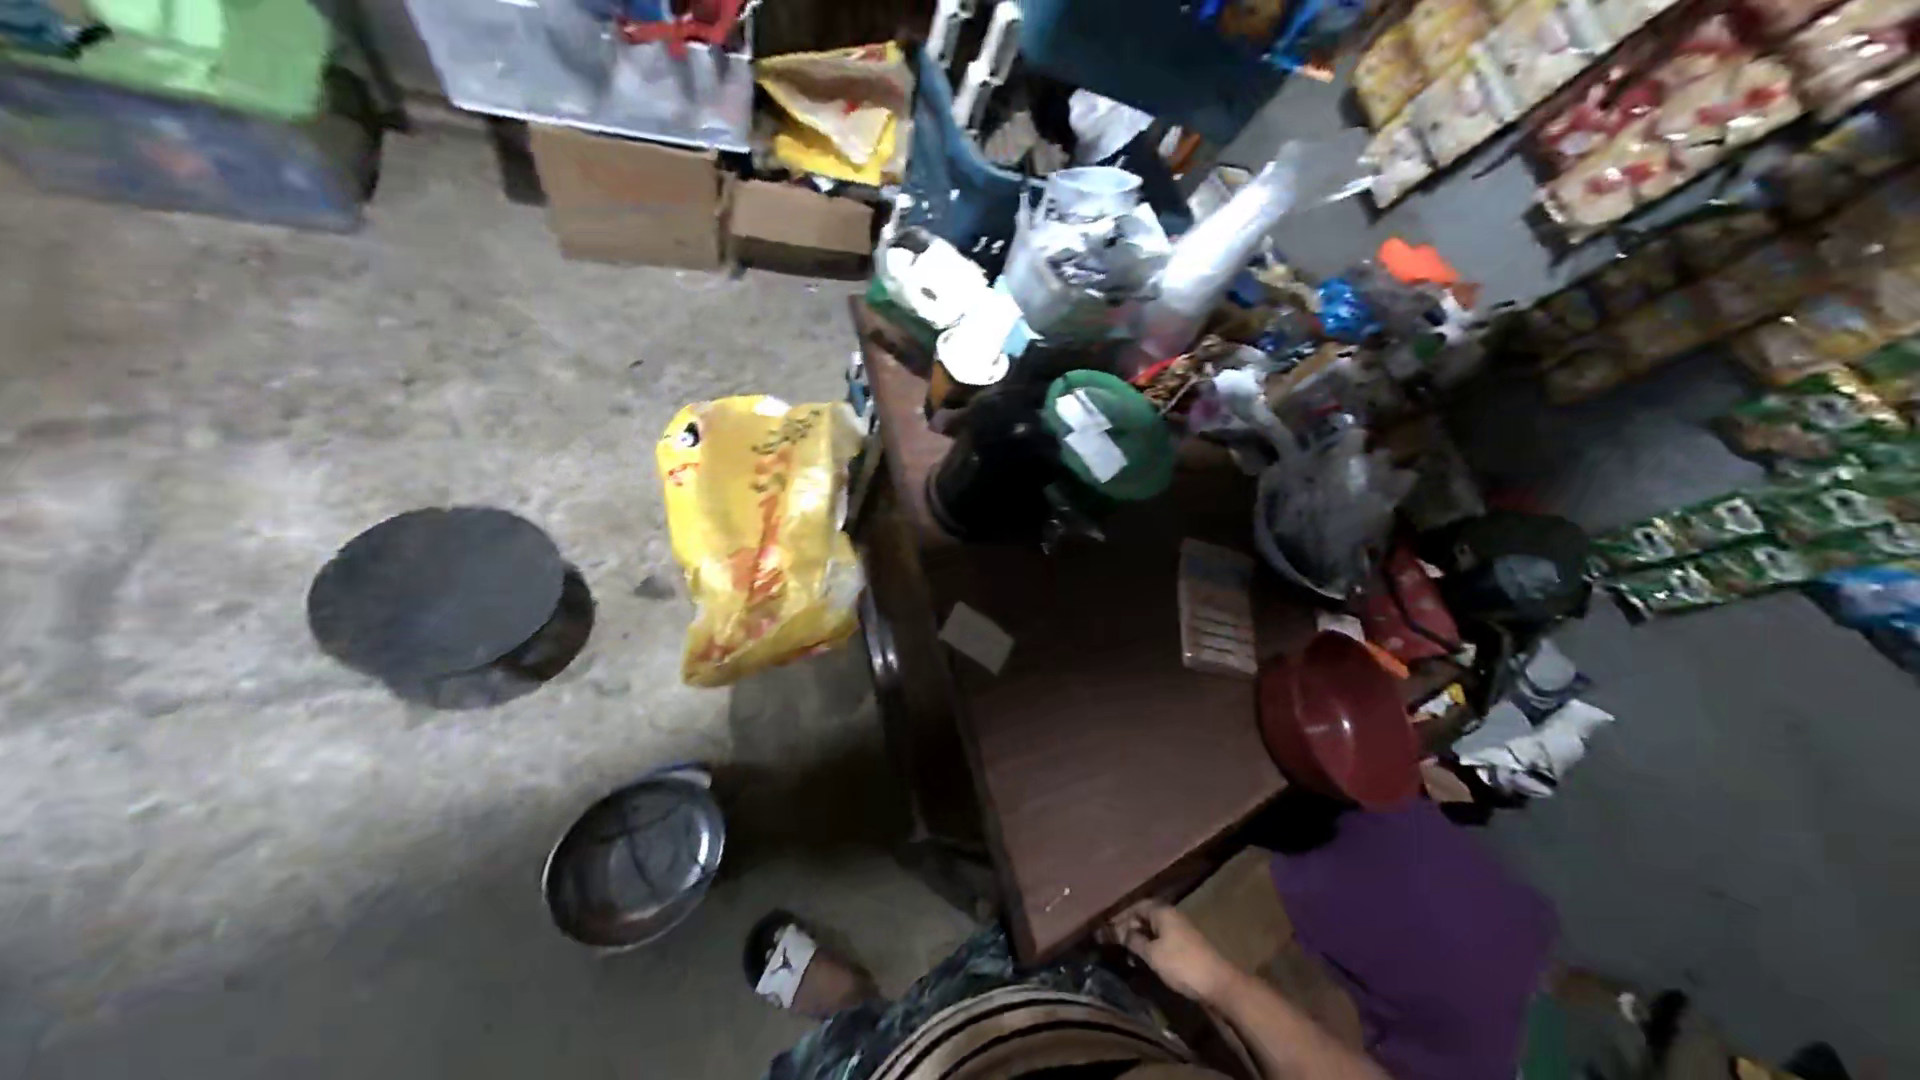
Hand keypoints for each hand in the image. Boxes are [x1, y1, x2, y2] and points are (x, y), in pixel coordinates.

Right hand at [1104, 900, 1236, 1003]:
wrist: (1219, 983)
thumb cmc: (1181, 964)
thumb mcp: (1152, 954)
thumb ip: (1134, 941)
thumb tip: (1120, 933)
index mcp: (1162, 911)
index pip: (1136, 906)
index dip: (1121, 916)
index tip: (1108, 928)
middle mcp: (1172, 915)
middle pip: (1145, 915)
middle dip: (1130, 926)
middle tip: (1116, 941)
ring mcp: (1181, 929)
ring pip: (1155, 928)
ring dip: (1141, 937)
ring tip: (1129, 952)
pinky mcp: (1188, 944)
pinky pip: (1164, 938)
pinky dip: (1152, 944)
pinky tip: (1147, 958)